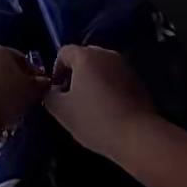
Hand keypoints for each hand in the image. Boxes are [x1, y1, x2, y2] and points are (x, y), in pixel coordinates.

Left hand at [0, 46, 46, 128]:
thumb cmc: (5, 95)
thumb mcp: (30, 89)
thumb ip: (39, 84)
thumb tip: (45, 83)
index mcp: (0, 49)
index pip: (23, 59)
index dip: (35, 74)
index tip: (42, 90)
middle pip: (7, 71)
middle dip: (19, 85)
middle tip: (30, 101)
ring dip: (6, 95)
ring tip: (16, 112)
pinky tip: (1, 116)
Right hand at [44, 45, 159, 160]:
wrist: (137, 134)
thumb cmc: (95, 120)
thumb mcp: (63, 111)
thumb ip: (50, 96)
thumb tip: (50, 90)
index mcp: (85, 56)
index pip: (63, 52)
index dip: (56, 69)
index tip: (57, 91)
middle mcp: (105, 53)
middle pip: (83, 56)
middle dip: (74, 73)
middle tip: (71, 97)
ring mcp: (123, 64)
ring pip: (100, 66)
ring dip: (92, 79)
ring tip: (89, 103)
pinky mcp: (136, 77)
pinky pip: (114, 75)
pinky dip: (107, 85)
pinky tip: (107, 106)